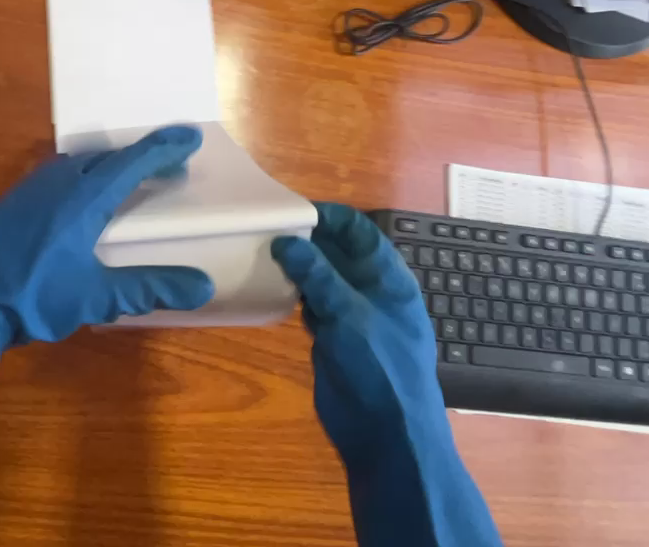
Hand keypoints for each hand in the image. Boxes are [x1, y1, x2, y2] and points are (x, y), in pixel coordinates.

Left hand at [0, 125, 214, 519]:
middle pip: (108, 157)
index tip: (190, 135)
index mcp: (84, 197)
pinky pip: (61, 171)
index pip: (131, 162)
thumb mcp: (97, 297)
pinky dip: (86, 173)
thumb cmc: (35, 296)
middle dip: (141, 157)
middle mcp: (60, 181)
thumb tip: (203, 284)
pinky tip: (86, 193)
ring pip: (82, 161)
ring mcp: (34, 187)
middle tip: (171, 166)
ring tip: (134, 177)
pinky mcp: (17, 198)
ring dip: (111, 164)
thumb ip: (149, 288)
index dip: (163, 148)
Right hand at [273, 204, 500, 546]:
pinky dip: (292, 291)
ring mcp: (350, 313)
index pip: (358, 231)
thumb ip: (318, 275)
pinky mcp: (331, 335)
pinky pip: (310, 301)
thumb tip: (285, 240)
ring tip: (260, 250)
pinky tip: (268, 285)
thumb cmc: (379, 368)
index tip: (291, 210)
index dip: (329, 217)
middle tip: (265, 228)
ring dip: (295, 264)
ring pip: (319, 276)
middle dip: (306, 239)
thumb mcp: (349, 315)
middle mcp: (369, 290)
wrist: (386, 436)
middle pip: (336, 251)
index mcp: (388, 279)